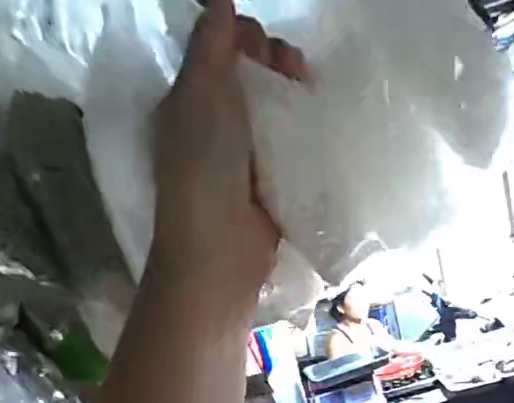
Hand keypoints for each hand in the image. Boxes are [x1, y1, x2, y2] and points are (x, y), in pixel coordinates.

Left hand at [151, 0, 305, 294]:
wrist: (220, 253)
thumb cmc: (204, 169)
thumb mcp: (200, 94)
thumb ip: (210, 43)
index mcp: (192, 102)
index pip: (223, 53)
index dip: (248, 39)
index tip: (268, 49)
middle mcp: (217, 130)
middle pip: (255, 82)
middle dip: (279, 67)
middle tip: (299, 74)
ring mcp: (246, 164)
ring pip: (276, 117)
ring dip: (297, 101)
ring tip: (314, 98)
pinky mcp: (272, 192)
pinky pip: (291, 154)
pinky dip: (306, 140)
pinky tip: (321, 133)